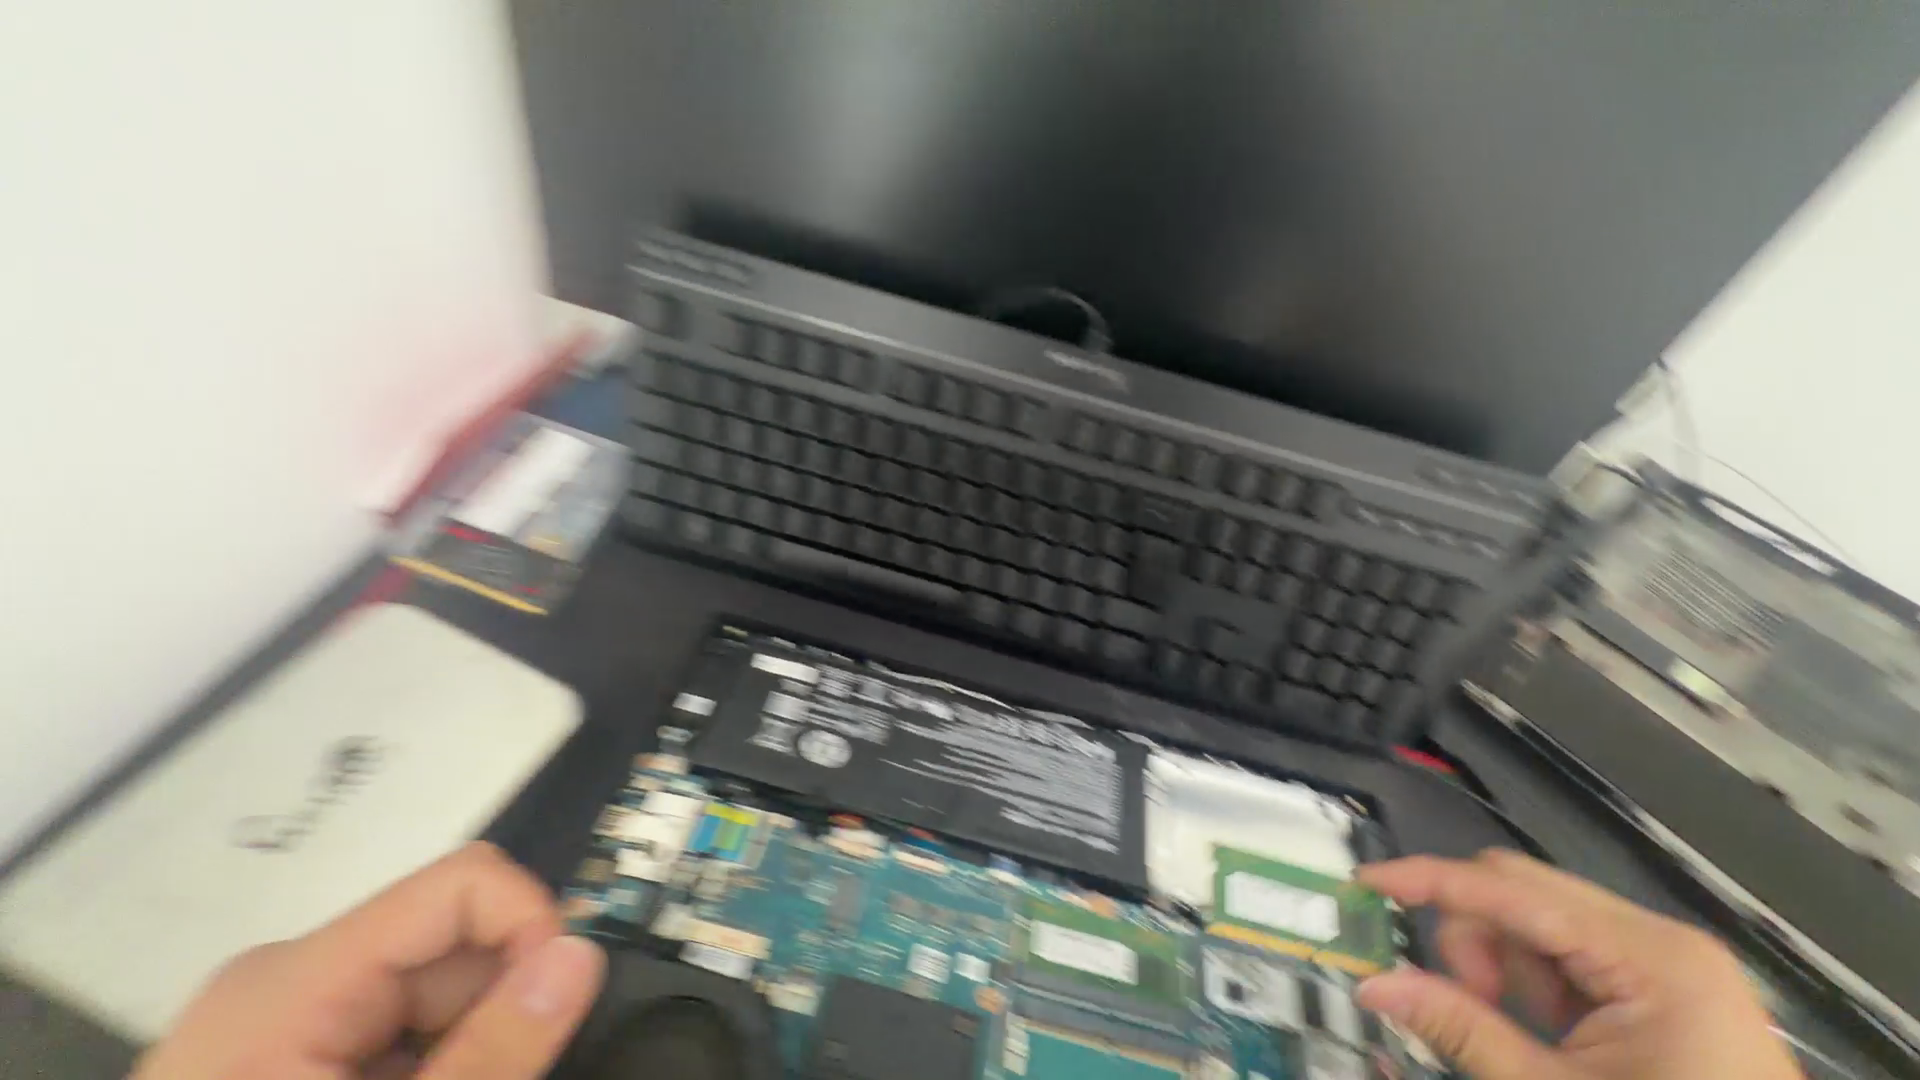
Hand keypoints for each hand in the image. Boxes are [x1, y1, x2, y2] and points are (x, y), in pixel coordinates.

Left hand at [132, 842, 605, 1079]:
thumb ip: (494, 1050)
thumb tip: (583, 952)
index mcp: (295, 980)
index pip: (461, 884)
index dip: (530, 923)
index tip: (562, 998)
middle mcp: (286, 977)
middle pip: (450, 939)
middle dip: (498, 1000)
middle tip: (506, 1075)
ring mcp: (281, 1016)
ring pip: (431, 984)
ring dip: (468, 1037)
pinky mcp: (284, 1050)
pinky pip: (395, 1023)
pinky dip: (432, 1059)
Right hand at [1356, 850, 1802, 1079]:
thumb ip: (1459, 1029)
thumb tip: (1371, 984)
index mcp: (1649, 957)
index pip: (1508, 890)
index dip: (1428, 881)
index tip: (1364, 884)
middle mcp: (1659, 938)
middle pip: (1520, 892)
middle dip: (1474, 937)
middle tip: (1467, 1000)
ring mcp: (1665, 957)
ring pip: (1536, 918)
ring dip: (1502, 962)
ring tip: (1513, 1028)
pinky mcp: (1662, 981)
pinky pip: (1566, 949)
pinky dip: (1535, 981)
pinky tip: (1548, 1029)